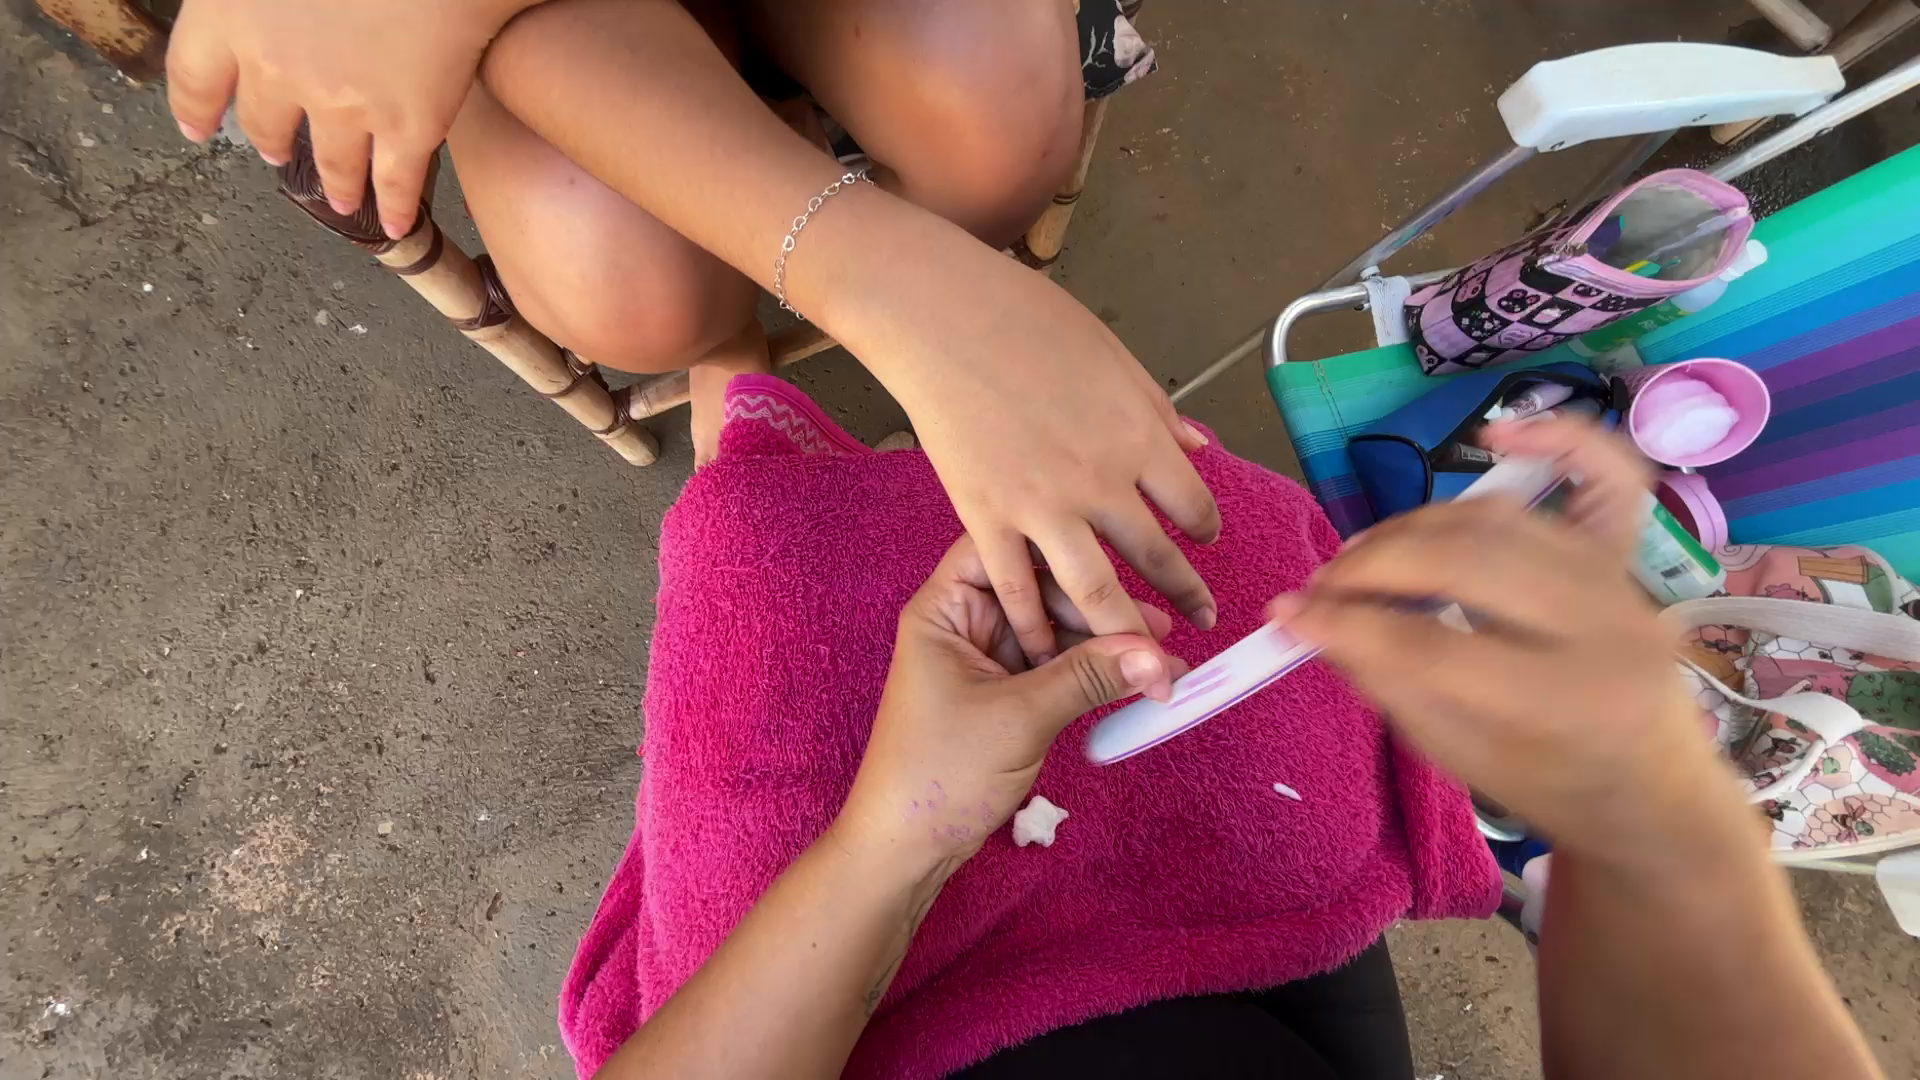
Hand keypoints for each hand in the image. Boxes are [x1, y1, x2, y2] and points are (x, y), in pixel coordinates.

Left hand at [166, 0, 526, 238]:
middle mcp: (281, 70)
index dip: (195, 108)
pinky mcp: (408, 131)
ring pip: (335, 163)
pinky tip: (394, 224)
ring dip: (336, 185)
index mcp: (231, 15)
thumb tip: (252, 15)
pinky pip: (397, 182)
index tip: (196, 131)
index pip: (195, 75)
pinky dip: (394, 209)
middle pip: (268, 124)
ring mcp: (348, 108)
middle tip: (280, 154)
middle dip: (272, 142)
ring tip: (341, 199)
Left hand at [835, 537, 1185, 871]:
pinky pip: (1054, 667)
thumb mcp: (1019, 718)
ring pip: (1052, 632)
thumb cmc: (942, 770)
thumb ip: (1087, 678)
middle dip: (1096, 613)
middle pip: (1036, 593)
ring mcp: (987, 658)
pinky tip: (1137, 680)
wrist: (907, 848)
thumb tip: (1159, 654)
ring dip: (1103, 648)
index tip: (1113, 558)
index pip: (999, 550)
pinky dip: (1091, 674)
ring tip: (1164, 661)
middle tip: (1162, 632)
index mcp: (944, 609)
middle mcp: (965, 623)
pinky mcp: (1005, 691)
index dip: (1052, 548)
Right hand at [878, 247, 1220, 665]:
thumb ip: (1156, 410)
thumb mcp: (1113, 355)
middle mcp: (1100, 482)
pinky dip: (1036, 628)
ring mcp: (1040, 507)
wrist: (943, 317)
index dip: (1205, 529)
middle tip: (1201, 618)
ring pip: (1094, 591)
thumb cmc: (1029, 320)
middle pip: (1154, 557)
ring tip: (1147, 655)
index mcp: (1137, 436)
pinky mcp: (986, 519)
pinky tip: (1051, 652)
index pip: (1192, 503)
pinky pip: (1017, 588)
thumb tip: (1198, 447)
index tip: (1204, 540)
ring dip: (1126, 630)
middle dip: (1185, 594)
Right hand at [1271, 421, 1741, 862]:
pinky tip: (1499, 432)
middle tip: (1321, 587)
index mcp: (1563, 701)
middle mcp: (1603, 628)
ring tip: (1362, 556)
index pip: (1427, 645)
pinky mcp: (1628, 558)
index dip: (1342, 624)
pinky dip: (1559, 442)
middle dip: (1369, 567)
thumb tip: (1307, 618)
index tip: (1283, 615)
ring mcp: (1622, 583)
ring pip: (1493, 520)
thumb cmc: (1536, 777)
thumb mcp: (1443, 748)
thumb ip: (1377, 675)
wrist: (1648, 790)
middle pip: (1463, 564)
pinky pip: (1608, 479)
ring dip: (1408, 528)